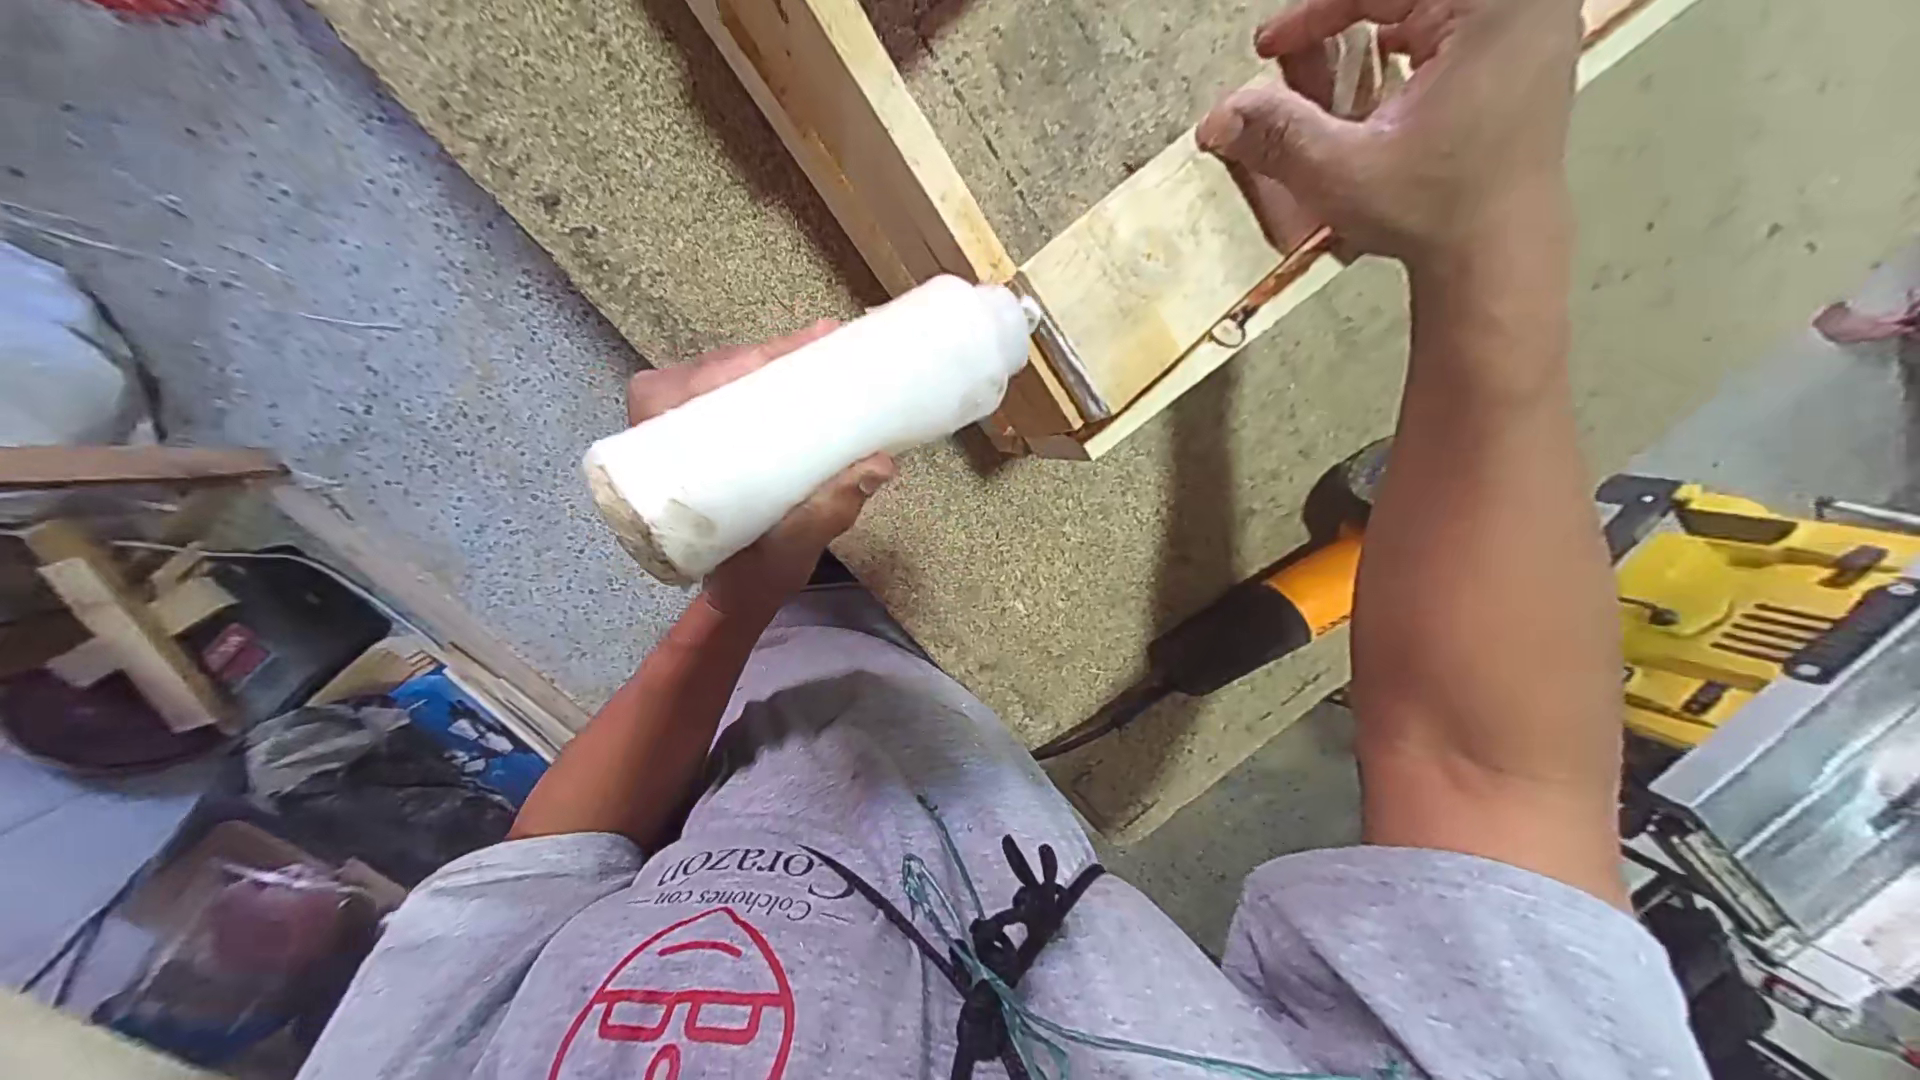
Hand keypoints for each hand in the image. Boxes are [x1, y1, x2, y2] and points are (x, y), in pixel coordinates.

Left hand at [625, 321, 895, 622]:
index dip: (759, 360)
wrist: (738, 590)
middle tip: (831, 344)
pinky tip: (807, 369)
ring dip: (777, 363)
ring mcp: (675, 427)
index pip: (705, 383)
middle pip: (720, 369)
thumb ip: (826, 512)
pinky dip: (770, 376)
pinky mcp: (699, 430)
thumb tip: (879, 464)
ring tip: (827, 352)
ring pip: (727, 373)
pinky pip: (733, 388)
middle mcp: (655, 431)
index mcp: (658, 457)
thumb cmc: (753, 574)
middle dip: (777, 356)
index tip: (813, 345)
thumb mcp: (789, 549)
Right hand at [1197, 0, 1581, 266]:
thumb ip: (1278, 136)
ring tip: (1329, 55)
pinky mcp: (1522, 51)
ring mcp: (1529, 22)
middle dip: (1342, 11)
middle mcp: (1522, 0)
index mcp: (1491, 4)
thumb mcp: (1340, 173)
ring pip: (1431, 3)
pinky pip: (1455, 19)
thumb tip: (1215, 118)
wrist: (1493, 248)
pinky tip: (1380, 64)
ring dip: (1374, 20)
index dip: (1313, 12)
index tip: (1266, 46)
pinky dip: (1407, 34)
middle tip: (1288, 47)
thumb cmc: (1430, 210)